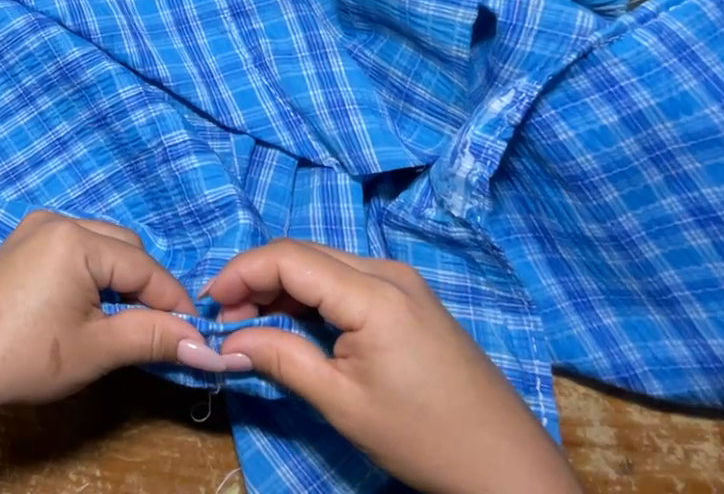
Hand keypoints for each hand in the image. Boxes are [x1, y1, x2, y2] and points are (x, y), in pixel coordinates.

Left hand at [0, 209, 233, 421]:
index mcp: (75, 238)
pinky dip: (92, 272)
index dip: (175, 303)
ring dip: (120, 279)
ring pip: (100, 245)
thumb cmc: (27, 357)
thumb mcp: (98, 349)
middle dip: (147, 288)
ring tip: (123, 323)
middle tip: (156, 333)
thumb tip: (209, 347)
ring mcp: (33, 228)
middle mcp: (55, 220)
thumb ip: (154, 337)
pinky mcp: (20, 242)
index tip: (197, 337)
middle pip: (124, 248)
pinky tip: (88, 306)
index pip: (145, 267)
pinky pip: (73, 247)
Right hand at [207, 239, 581, 493]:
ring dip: (280, 285)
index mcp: (374, 294)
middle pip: (301, 253)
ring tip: (252, 322)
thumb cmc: (425, 439)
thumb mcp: (342, 403)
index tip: (210, 304)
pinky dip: (308, 293)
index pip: (287, 257)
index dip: (240, 273)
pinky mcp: (408, 299)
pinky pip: (343, 278)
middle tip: (227, 317)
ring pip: (320, 262)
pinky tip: (293, 322)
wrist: (512, 473)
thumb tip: (226, 339)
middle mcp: (387, 272)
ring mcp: (402, 283)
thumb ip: (280, 359)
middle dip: (256, 278)